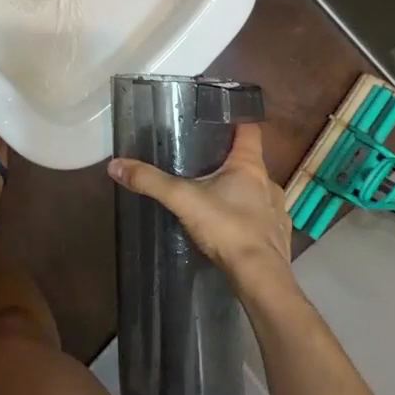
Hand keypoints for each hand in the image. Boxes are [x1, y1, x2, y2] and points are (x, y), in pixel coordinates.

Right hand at [109, 123, 294, 293]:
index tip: (218, 115)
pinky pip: (262, 217)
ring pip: (256, 190)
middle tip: (201, 160)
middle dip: (228, 159)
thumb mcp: (182, 200)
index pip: (249, 129)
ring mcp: (277, 211)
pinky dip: (248, 217)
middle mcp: (269, 183)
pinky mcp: (279, 236)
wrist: (261, 279)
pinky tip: (231, 226)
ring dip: (240, 190)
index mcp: (249, 166)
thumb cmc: (227, 228)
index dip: (235, 119)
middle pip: (249, 161)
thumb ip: (150, 181)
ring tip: (214, 195)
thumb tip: (115, 165)